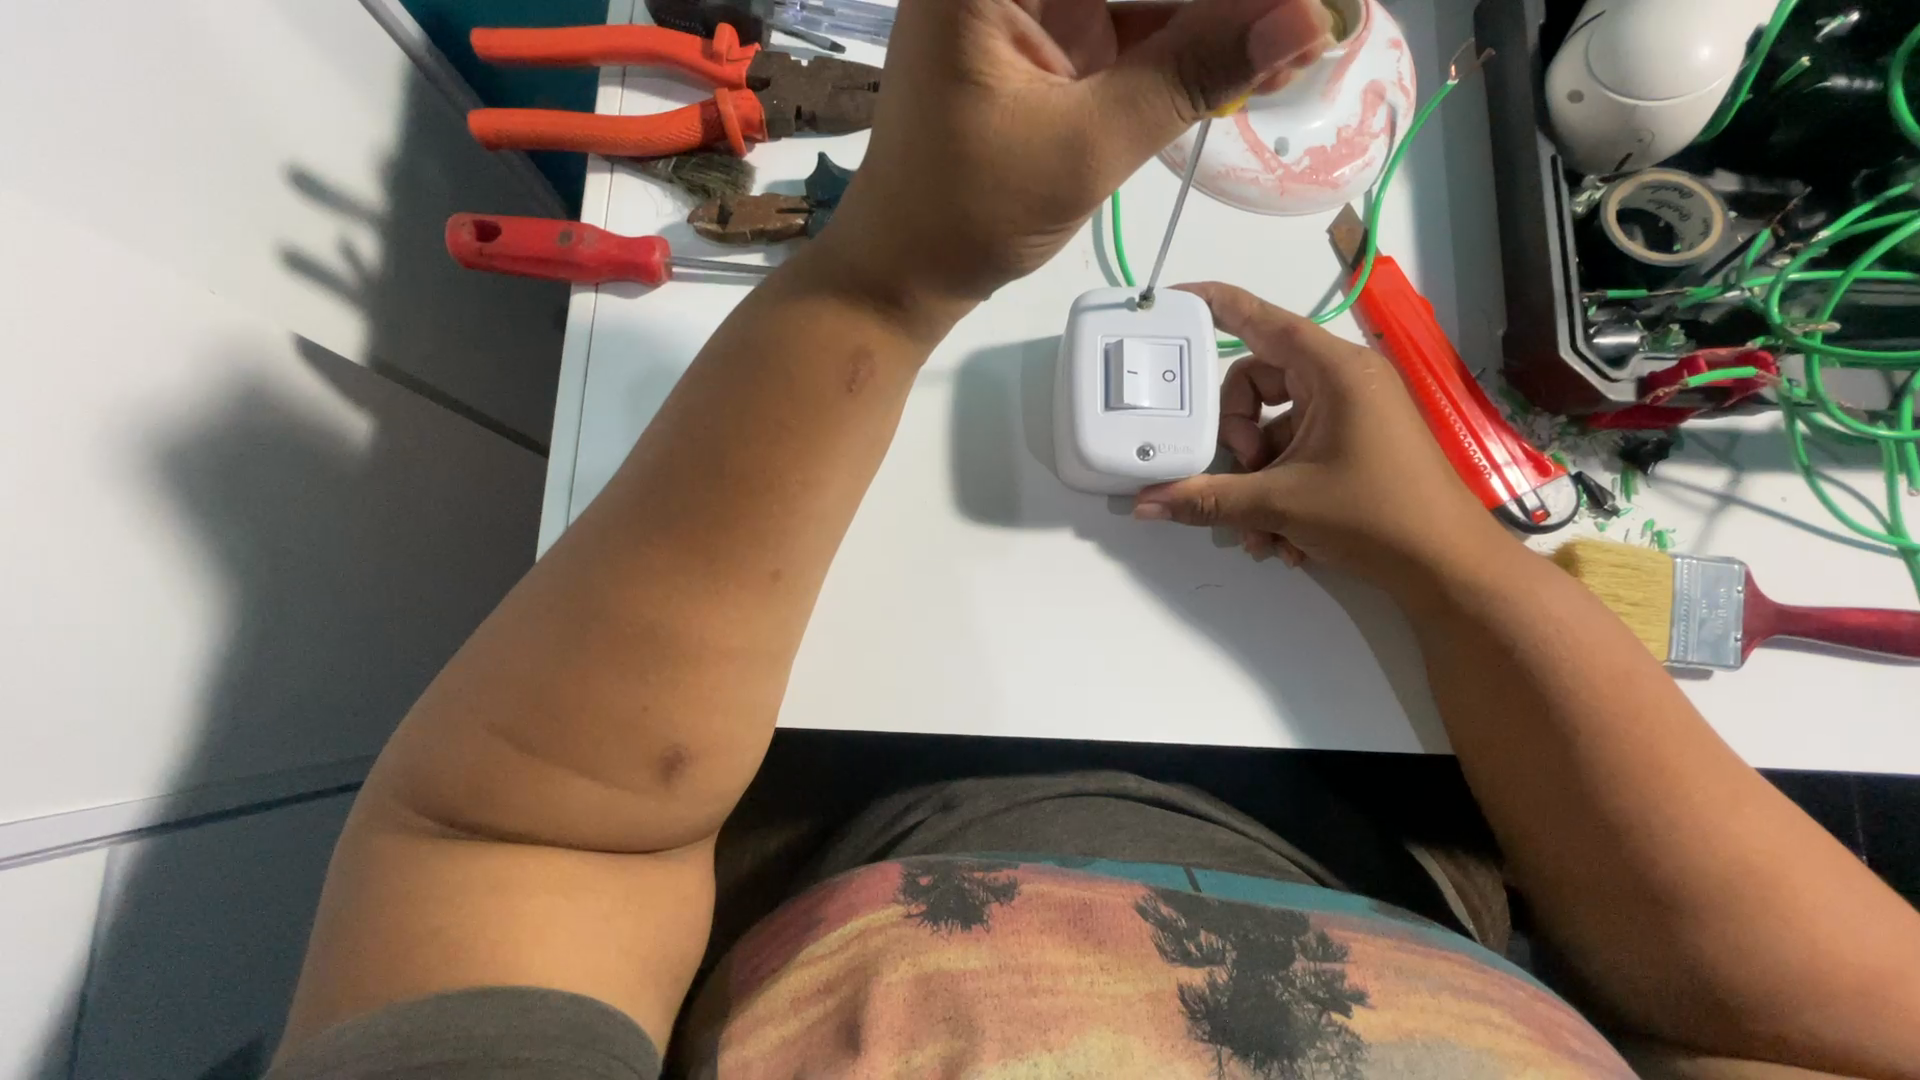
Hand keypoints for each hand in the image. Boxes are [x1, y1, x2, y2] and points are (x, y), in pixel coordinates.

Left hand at [818, 0, 1334, 312]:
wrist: (905, 272)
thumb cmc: (968, 216)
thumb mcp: (1086, 146)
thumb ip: (1191, 74)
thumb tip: (1312, 16)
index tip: (1297, 6)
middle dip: (1223, 2)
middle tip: (1307, 19)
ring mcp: (1028, 1)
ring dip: (1211, 18)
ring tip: (1298, 36)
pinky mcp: (1045, 40)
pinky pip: (1130, 20)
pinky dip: (1183, 41)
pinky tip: (1247, 55)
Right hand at [1131, 283, 1513, 593]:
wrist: (1448, 567)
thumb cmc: (1375, 516)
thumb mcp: (1281, 504)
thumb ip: (1207, 498)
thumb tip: (1144, 504)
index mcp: (1334, 372)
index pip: (1263, 320)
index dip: (1216, 306)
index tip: (1174, 301)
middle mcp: (1342, 382)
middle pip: (1257, 384)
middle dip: (1237, 437)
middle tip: (1244, 474)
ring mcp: (1349, 414)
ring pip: (1272, 427)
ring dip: (1255, 478)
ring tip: (1260, 529)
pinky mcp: (1352, 444)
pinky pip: (1293, 453)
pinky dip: (1277, 490)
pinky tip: (1280, 537)